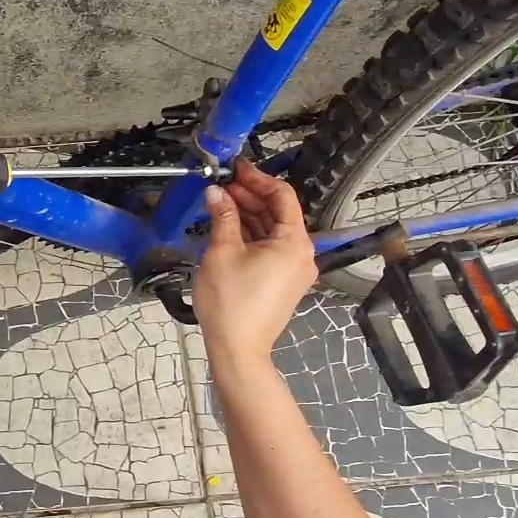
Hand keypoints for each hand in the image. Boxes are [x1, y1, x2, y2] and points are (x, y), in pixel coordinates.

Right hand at [195, 160, 317, 364]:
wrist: (237, 349)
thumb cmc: (231, 301)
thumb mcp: (222, 252)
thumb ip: (222, 217)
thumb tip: (216, 192)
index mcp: (294, 242)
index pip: (282, 196)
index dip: (258, 178)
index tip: (236, 168)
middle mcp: (302, 254)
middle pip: (278, 213)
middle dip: (250, 197)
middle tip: (222, 186)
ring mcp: (293, 270)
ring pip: (272, 231)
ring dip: (248, 215)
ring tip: (220, 204)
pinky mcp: (282, 282)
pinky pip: (270, 249)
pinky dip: (251, 236)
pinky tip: (228, 227)